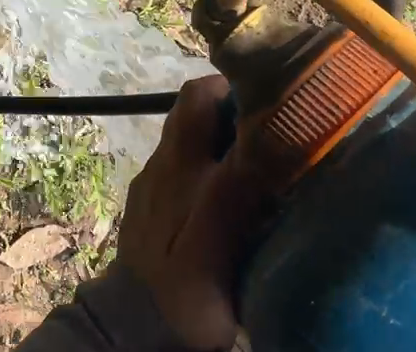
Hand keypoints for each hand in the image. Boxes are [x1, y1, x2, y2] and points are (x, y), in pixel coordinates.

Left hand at [115, 74, 266, 349]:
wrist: (136, 328)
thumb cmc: (184, 287)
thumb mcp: (218, 236)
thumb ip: (238, 183)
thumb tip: (267, 130)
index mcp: (178, 162)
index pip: (198, 96)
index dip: (233, 87)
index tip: (275, 97)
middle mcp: (163, 163)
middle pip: (195, 115)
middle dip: (234, 113)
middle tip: (280, 132)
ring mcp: (156, 185)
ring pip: (191, 143)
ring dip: (225, 143)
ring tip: (269, 163)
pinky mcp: (154, 209)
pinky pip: (187, 173)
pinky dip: (213, 171)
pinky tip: (238, 196)